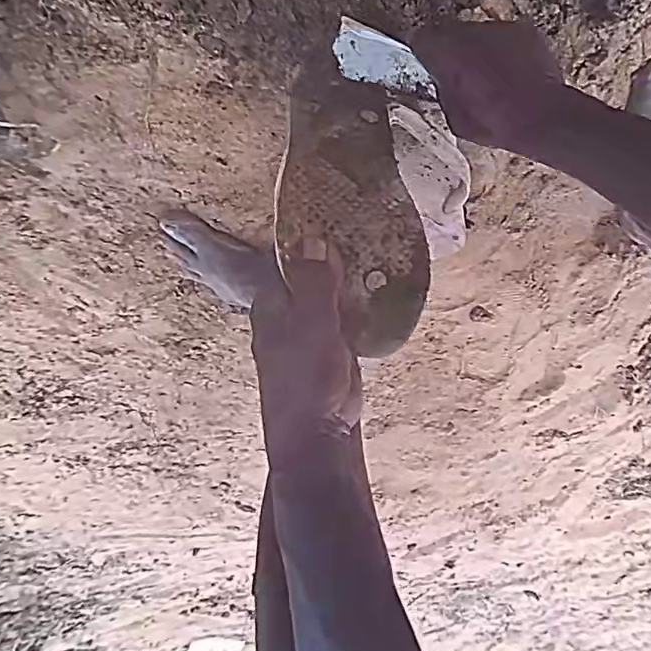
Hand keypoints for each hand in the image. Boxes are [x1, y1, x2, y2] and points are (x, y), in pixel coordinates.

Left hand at [251, 242, 362, 449]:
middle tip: (364, 233)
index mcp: (271, 305)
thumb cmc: (306, 379)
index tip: (335, 218)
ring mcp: (311, 332)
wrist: (320, 432)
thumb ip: (313, 283)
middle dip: (333, 259)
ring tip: (377, 256)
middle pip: (310, 277)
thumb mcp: (311, 325)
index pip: (286, 261)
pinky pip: (345, 317)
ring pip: (330, 297)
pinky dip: (358, 305)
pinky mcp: (333, 348)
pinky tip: (378, 294)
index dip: (307, 240)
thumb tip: (313, 239)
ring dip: (348, 281)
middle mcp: (288, 315)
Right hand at [408, 20, 564, 148]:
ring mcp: (498, 28)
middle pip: (452, 34)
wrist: (541, 118)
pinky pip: (509, 40)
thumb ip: (444, 94)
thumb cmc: (496, 122)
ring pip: (482, 36)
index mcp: (443, 49)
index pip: (421, 39)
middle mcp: (468, 30)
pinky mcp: (525, 31)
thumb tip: (445, 87)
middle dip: (457, 54)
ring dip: (484, 54)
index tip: (432, 71)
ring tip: (496, 84)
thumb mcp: (455, 119)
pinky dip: (510, 55)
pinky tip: (517, 79)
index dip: (427, 57)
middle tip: (466, 81)